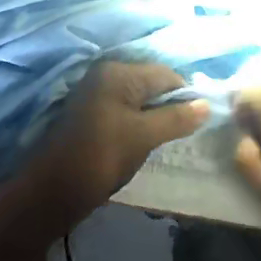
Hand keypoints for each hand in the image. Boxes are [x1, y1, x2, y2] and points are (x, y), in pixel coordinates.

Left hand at [20, 61, 209, 226]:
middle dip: (172, 106)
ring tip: (173, 141)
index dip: (186, 95)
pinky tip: (151, 143)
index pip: (164, 74)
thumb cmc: (102, 155)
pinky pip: (127, 111)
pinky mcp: (94, 114)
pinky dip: (141, 123)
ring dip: (157, 117)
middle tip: (190, 133)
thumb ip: (175, 118)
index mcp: (117, 72)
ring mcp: (98, 94)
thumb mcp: (143, 136)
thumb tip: (206, 104)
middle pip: (152, 84)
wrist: (55, 187)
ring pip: (140, 99)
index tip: (202, 121)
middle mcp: (106, 75)